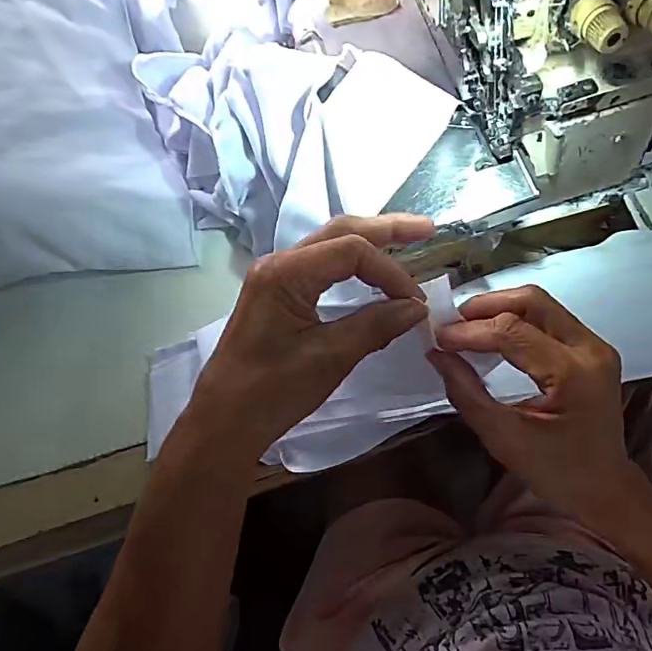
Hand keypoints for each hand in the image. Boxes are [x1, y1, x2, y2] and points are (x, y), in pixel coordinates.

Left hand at [173, 215, 437, 471]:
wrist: (223, 422)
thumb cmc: (271, 392)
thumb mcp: (329, 359)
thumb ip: (375, 326)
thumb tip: (417, 308)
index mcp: (285, 273)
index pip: (351, 250)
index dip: (390, 271)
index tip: (415, 303)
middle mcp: (278, 264)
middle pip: (340, 232)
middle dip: (386, 228)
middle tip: (427, 229)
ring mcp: (275, 277)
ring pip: (330, 245)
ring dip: (370, 242)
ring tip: (409, 239)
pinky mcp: (278, 294)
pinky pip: (321, 266)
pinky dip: (353, 265)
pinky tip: (373, 271)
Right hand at [428, 286, 646, 520]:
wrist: (605, 489)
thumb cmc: (557, 471)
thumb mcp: (504, 438)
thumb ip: (467, 393)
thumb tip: (437, 354)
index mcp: (574, 373)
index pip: (512, 332)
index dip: (470, 332)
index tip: (438, 339)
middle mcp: (590, 349)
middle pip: (532, 301)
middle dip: (486, 306)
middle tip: (452, 323)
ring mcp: (594, 345)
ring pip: (540, 304)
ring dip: (500, 309)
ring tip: (466, 327)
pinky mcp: (590, 348)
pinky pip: (548, 318)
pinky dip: (515, 319)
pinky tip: (491, 335)